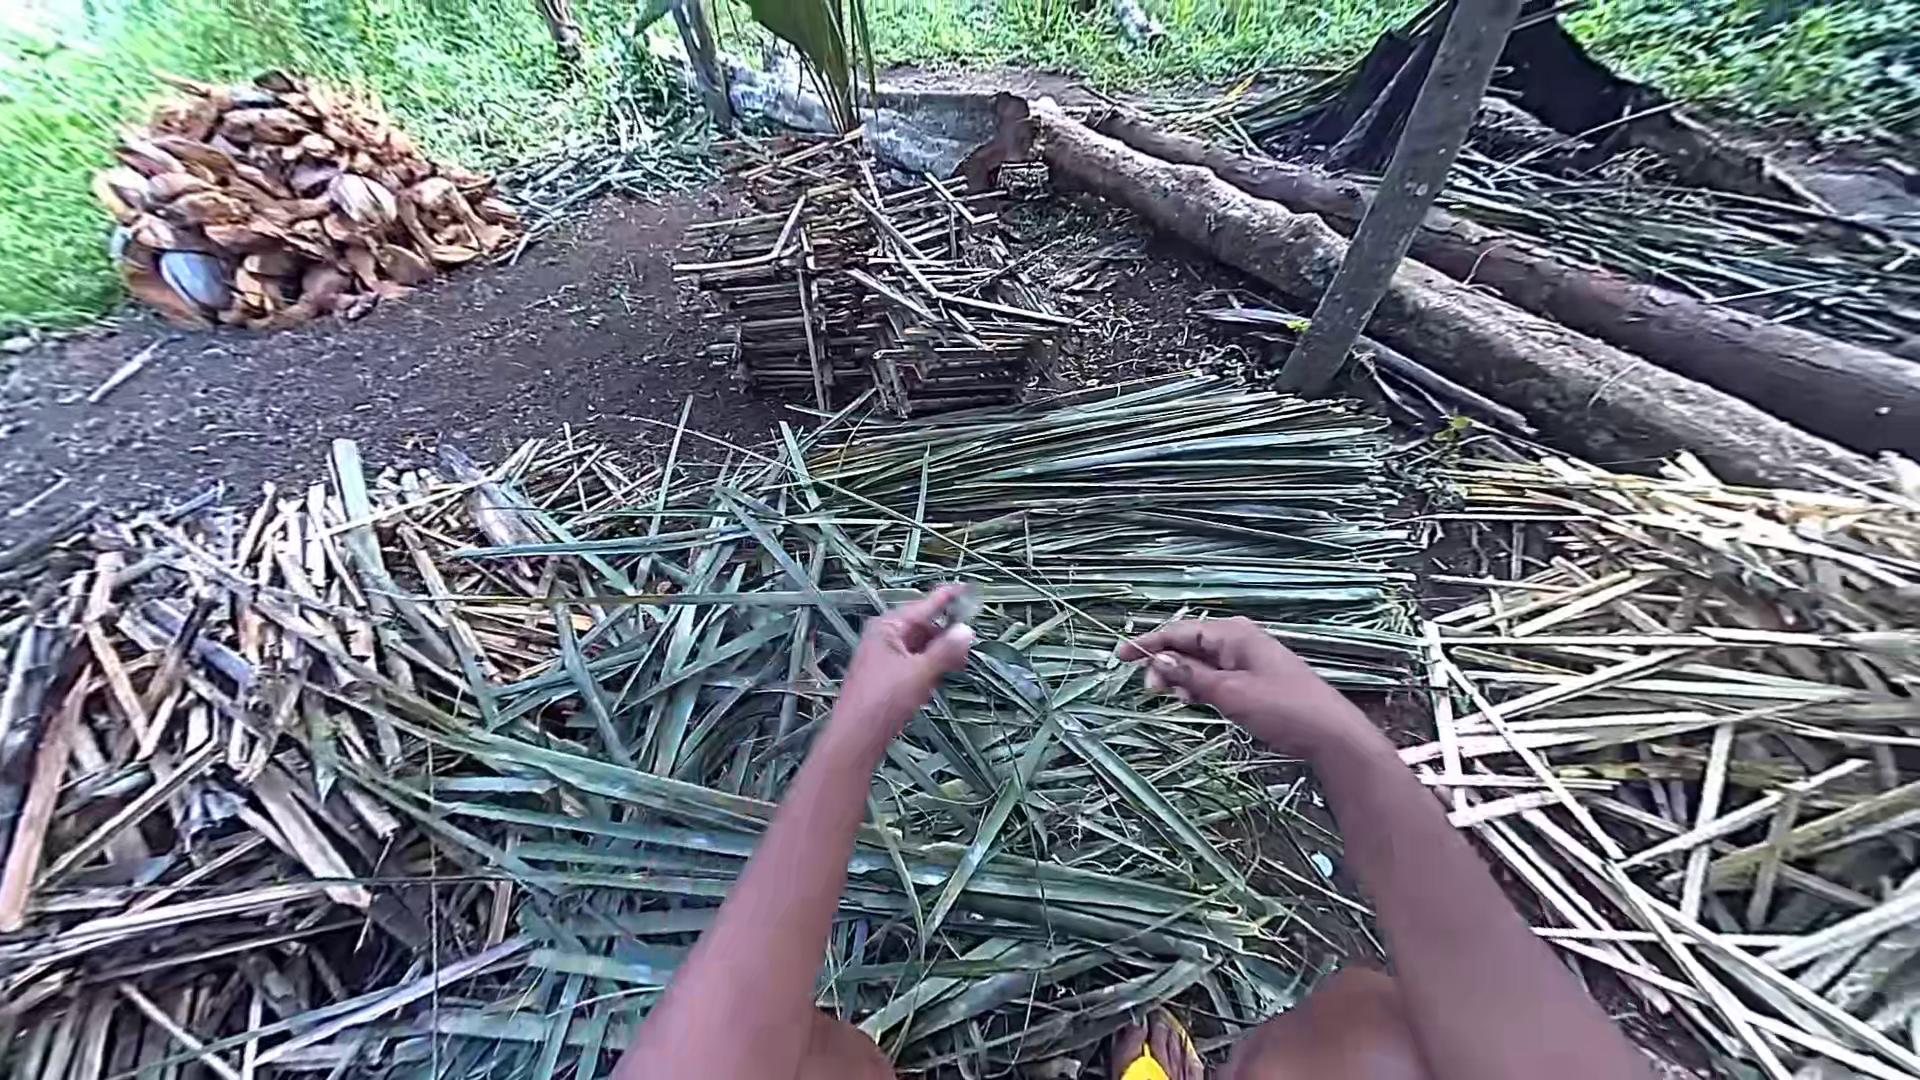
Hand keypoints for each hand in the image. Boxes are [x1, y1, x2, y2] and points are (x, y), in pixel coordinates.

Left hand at [825, 585, 975, 762]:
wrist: (856, 738)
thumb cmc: (885, 699)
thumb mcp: (921, 672)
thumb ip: (946, 650)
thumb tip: (967, 630)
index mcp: (887, 627)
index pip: (923, 606)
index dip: (946, 598)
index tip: (966, 588)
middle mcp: (883, 636)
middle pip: (923, 626)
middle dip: (945, 635)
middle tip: (968, 646)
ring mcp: (884, 656)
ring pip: (920, 646)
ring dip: (939, 653)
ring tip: (957, 665)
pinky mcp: (886, 676)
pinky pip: (914, 662)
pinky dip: (929, 667)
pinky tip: (937, 681)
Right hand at [1116, 617, 1385, 760]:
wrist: (1334, 737)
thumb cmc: (1282, 709)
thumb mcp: (1230, 692)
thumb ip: (1190, 675)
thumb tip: (1157, 660)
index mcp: (1232, 633)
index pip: (1178, 631)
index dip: (1147, 643)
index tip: (1120, 655)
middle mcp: (1237, 640)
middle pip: (1187, 644)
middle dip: (1164, 663)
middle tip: (1151, 690)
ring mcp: (1245, 658)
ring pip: (1198, 661)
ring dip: (1180, 676)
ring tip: (1172, 697)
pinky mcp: (1251, 677)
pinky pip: (1213, 674)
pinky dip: (1197, 684)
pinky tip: (1191, 699)